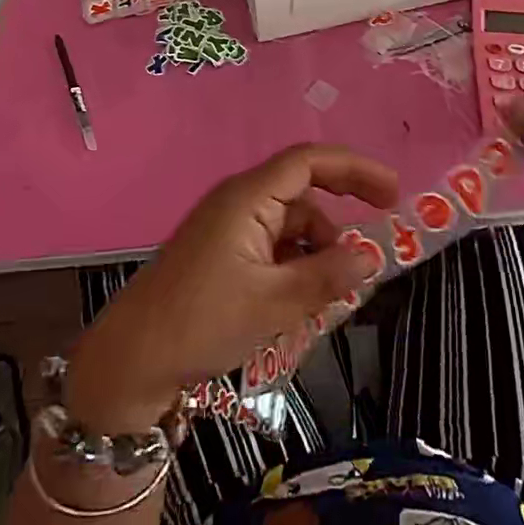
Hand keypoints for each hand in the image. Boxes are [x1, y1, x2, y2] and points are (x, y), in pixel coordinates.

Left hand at [67, 145, 398, 431]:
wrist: (130, 362)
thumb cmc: (200, 323)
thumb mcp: (273, 304)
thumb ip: (326, 277)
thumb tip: (370, 256)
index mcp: (248, 198)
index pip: (310, 162)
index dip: (355, 169)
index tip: (393, 191)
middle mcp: (238, 201)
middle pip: (303, 192)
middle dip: (339, 216)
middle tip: (374, 242)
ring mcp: (228, 227)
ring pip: (290, 224)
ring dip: (317, 250)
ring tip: (330, 293)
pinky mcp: (222, 252)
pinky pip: (272, 245)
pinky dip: (295, 264)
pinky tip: (302, 299)